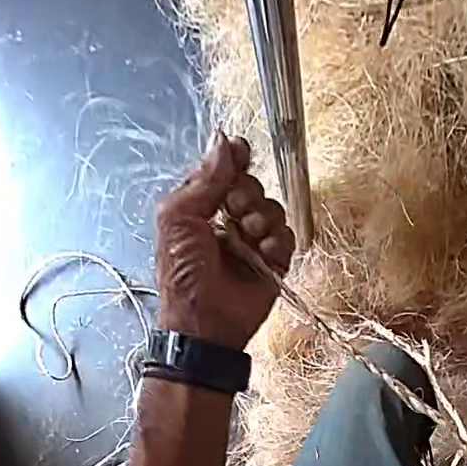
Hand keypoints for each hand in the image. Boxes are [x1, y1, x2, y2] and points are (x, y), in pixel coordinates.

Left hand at [154, 131, 295, 349]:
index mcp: (200, 209)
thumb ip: (203, 179)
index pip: (222, 171)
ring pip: (272, 209)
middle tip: (235, 211)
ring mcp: (252, 243)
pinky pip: (287, 238)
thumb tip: (223, 141)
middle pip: (251, 186)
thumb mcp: (178, 219)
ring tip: (248, 238)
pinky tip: (263, 254)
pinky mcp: (273, 264)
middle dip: (246, 194)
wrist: (205, 324)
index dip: (232, 161)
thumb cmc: (183, 277)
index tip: (240, 155)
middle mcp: (228, 222)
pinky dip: (278, 243)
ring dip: (263, 218)